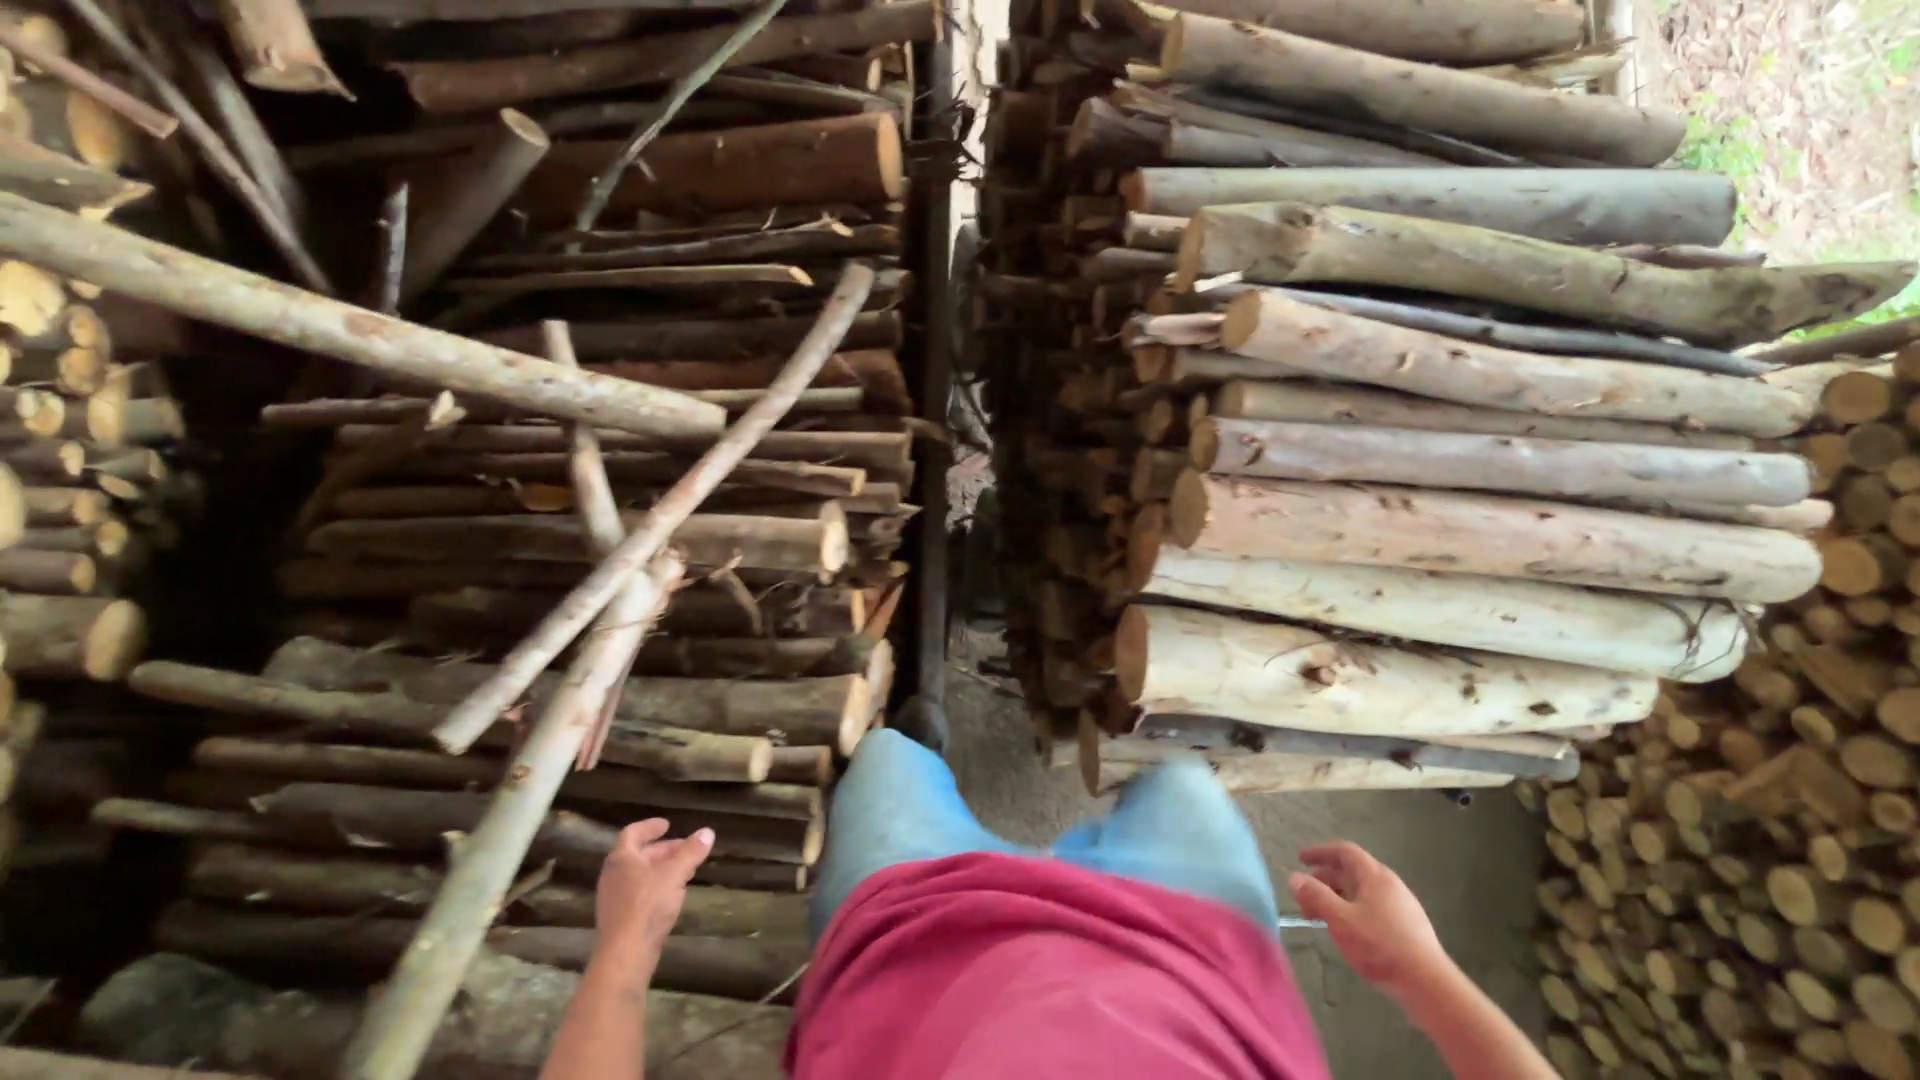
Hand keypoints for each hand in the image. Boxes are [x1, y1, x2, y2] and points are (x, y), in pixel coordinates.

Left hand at [595, 819, 713, 960]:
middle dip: (663, 849)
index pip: (632, 833)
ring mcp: (614, 898)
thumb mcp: (675, 874)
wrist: (625, 954)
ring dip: (661, 868)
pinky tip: (672, 895)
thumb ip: (691, 852)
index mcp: (621, 859)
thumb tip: (707, 832)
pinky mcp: (619, 918)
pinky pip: (638, 892)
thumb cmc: (647, 906)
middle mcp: (613, 875)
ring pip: (639, 874)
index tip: (667, 824)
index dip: (650, 826)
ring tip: (684, 870)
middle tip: (685, 848)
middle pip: (638, 854)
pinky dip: (656, 886)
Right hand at [1289, 841, 1451, 998]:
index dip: (1321, 852)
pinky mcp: (1408, 928)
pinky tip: (1346, 931)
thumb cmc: (1380, 946)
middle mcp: (1390, 886)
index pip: (1345, 852)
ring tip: (1320, 916)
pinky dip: (1352, 911)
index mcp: (1375, 877)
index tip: (1300, 859)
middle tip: (1304, 894)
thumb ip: (1315, 896)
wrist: (1428, 984)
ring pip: (1362, 893)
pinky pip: (1373, 909)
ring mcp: (1402, 907)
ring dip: (1337, 898)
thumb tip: (1294, 877)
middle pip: (1353, 872)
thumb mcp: (1340, 919)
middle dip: (1325, 880)